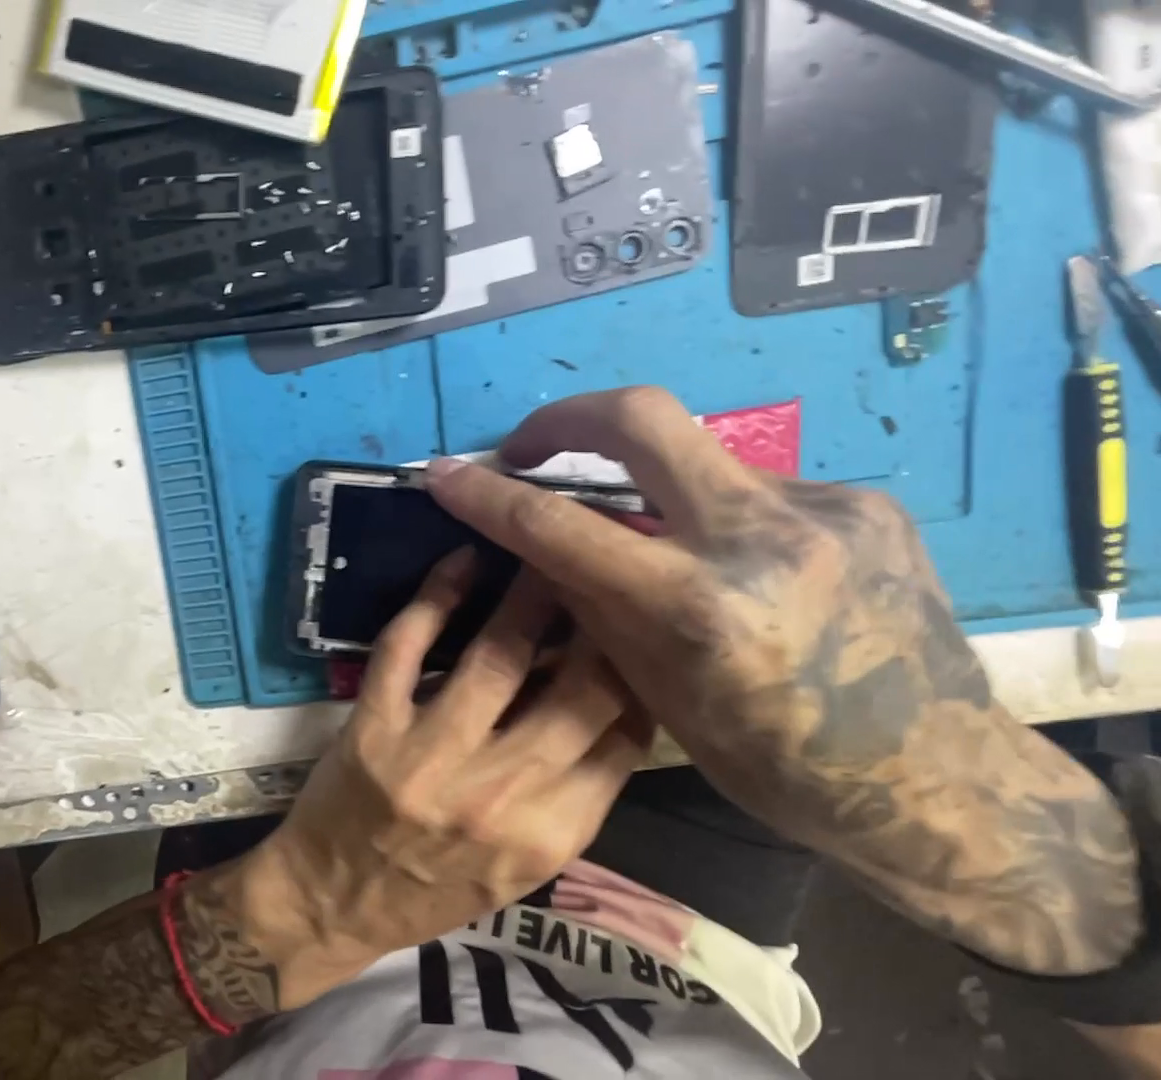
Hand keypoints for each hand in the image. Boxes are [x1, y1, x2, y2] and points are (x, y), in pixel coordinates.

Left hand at [209, 548, 650, 1015]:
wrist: (335, 903)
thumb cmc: (435, 888)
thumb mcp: (523, 864)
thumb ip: (574, 793)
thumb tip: (614, 702)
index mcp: (549, 834)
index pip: (622, 736)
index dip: (638, 672)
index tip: (639, 624)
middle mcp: (498, 794)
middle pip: (575, 689)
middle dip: (599, 620)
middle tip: (605, 566)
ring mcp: (429, 757)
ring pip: (496, 656)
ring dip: (527, 594)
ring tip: (544, 547)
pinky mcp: (371, 728)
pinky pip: (406, 648)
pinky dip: (433, 598)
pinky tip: (459, 562)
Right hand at [422, 386, 1139, 974]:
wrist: (937, 782)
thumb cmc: (774, 764)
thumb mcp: (656, 694)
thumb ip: (592, 602)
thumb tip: (538, 542)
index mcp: (697, 608)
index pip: (559, 526)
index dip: (487, 495)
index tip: (445, 474)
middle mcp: (762, 538)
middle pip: (642, 417)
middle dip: (565, 418)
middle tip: (529, 445)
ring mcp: (824, 510)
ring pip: (698, 458)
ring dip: (648, 484)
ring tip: (648, 537)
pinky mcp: (864, 504)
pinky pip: (753, 488)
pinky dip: (714, 514)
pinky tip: (729, 562)